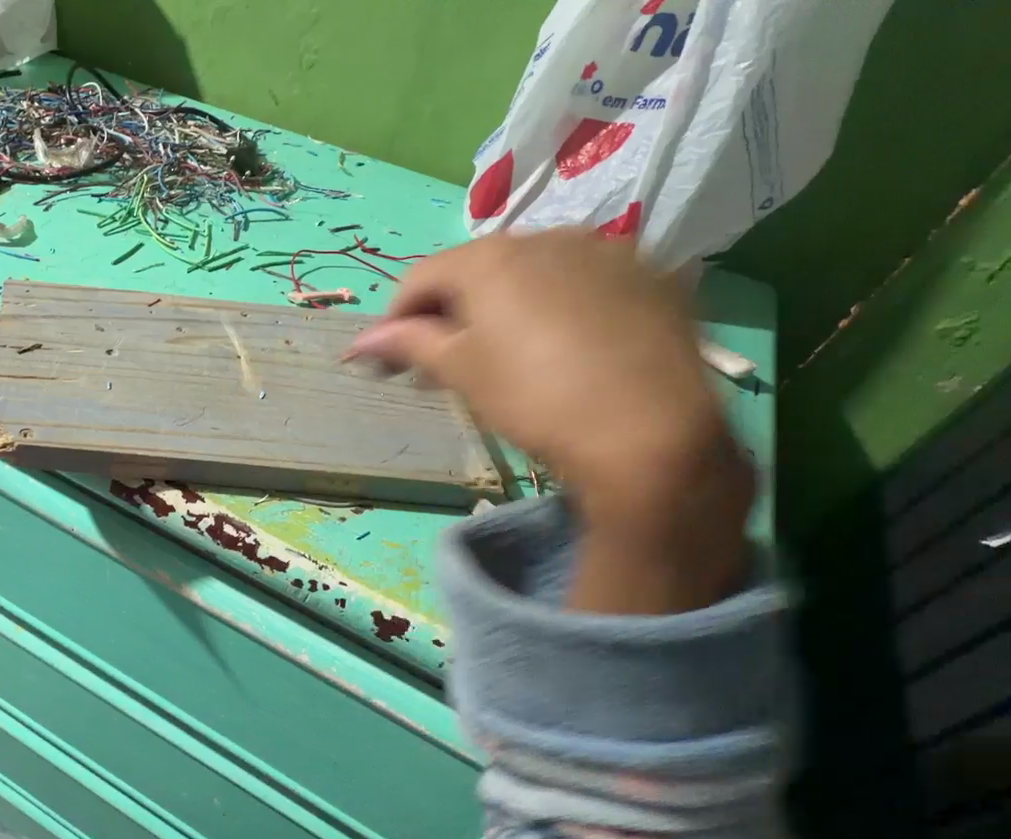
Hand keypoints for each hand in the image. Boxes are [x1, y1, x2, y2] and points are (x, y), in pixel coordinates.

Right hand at [345, 229, 753, 614]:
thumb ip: (407, 345)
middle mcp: (547, 237)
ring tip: (507, 355)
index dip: (396, 319)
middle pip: (477, 268)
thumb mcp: (460, 372)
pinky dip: (560, 306)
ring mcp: (605, 251)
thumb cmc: (534, 397)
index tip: (391, 361)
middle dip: (451, 311)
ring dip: (506, 304)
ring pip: (534, 271)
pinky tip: (566, 348)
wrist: (648, 430)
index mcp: (490, 258)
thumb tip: (360, 342)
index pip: (419, 278)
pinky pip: (585, 282)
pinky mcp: (651, 275)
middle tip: (443, 363)